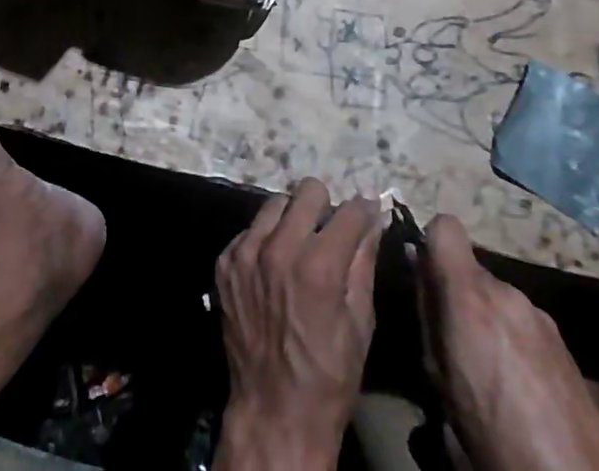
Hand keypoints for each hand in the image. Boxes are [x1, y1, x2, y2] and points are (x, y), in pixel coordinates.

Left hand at [213, 179, 380, 470]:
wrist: (274, 406)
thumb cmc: (330, 372)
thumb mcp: (361, 320)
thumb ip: (364, 261)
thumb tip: (374, 219)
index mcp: (319, 265)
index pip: (349, 211)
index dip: (365, 210)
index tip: (369, 213)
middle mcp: (277, 248)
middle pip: (306, 192)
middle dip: (326, 204)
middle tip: (332, 226)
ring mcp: (245, 253)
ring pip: (274, 204)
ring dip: (293, 216)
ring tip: (302, 240)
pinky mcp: (224, 262)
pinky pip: (250, 230)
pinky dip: (266, 237)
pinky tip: (276, 262)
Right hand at [415, 215, 598, 470]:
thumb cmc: (483, 420)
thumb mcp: (434, 365)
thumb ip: (426, 308)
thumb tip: (415, 264)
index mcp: (470, 292)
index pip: (446, 227)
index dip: (431, 242)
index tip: (422, 271)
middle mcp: (508, 292)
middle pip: (471, 269)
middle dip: (456, 291)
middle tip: (447, 334)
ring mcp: (541, 316)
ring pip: (496, 297)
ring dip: (484, 316)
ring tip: (481, 365)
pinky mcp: (563, 342)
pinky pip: (520, 321)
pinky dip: (508, 336)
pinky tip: (512, 381)